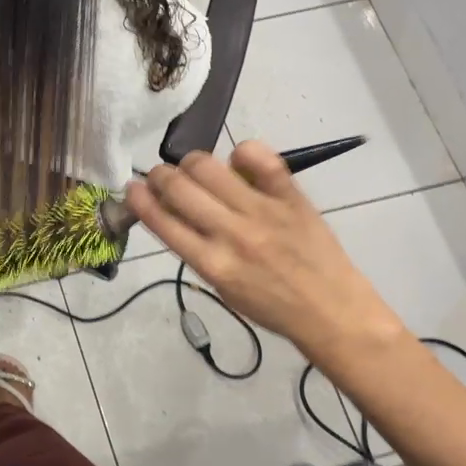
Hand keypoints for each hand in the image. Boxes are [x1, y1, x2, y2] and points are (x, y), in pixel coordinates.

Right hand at [126, 141, 401, 353]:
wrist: (333, 312)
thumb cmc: (271, 306)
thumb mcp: (221, 287)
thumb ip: (195, 250)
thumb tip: (168, 212)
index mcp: (211, 263)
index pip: (161, 221)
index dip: (138, 199)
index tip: (132, 189)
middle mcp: (232, 234)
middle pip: (177, 187)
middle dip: (159, 176)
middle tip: (161, 178)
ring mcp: (262, 212)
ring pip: (206, 166)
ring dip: (190, 163)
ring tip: (195, 170)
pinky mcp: (291, 198)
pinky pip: (259, 158)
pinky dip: (241, 153)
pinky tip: (238, 163)